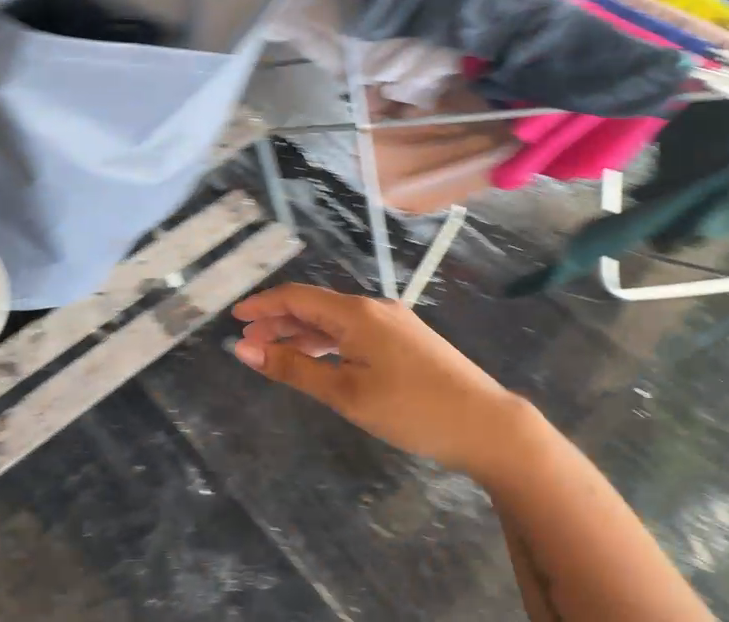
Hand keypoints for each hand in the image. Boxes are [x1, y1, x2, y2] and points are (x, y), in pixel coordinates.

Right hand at [230, 283, 538, 476]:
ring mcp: (395, 323)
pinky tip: (320, 360)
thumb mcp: (345, 393)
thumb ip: (292, 368)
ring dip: (301, 333)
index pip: (294, 297)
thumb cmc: (414, 410)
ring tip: (276, 353)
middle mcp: (374, 308)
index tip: (233, 318)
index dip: (261, 305)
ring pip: (333, 320)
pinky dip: (327, 341)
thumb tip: (244, 349)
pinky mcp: (409, 341)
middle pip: (313, 305)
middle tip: (249, 342)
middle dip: (277, 321)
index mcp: (355, 313)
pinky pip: (354, 331)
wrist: (495, 431)